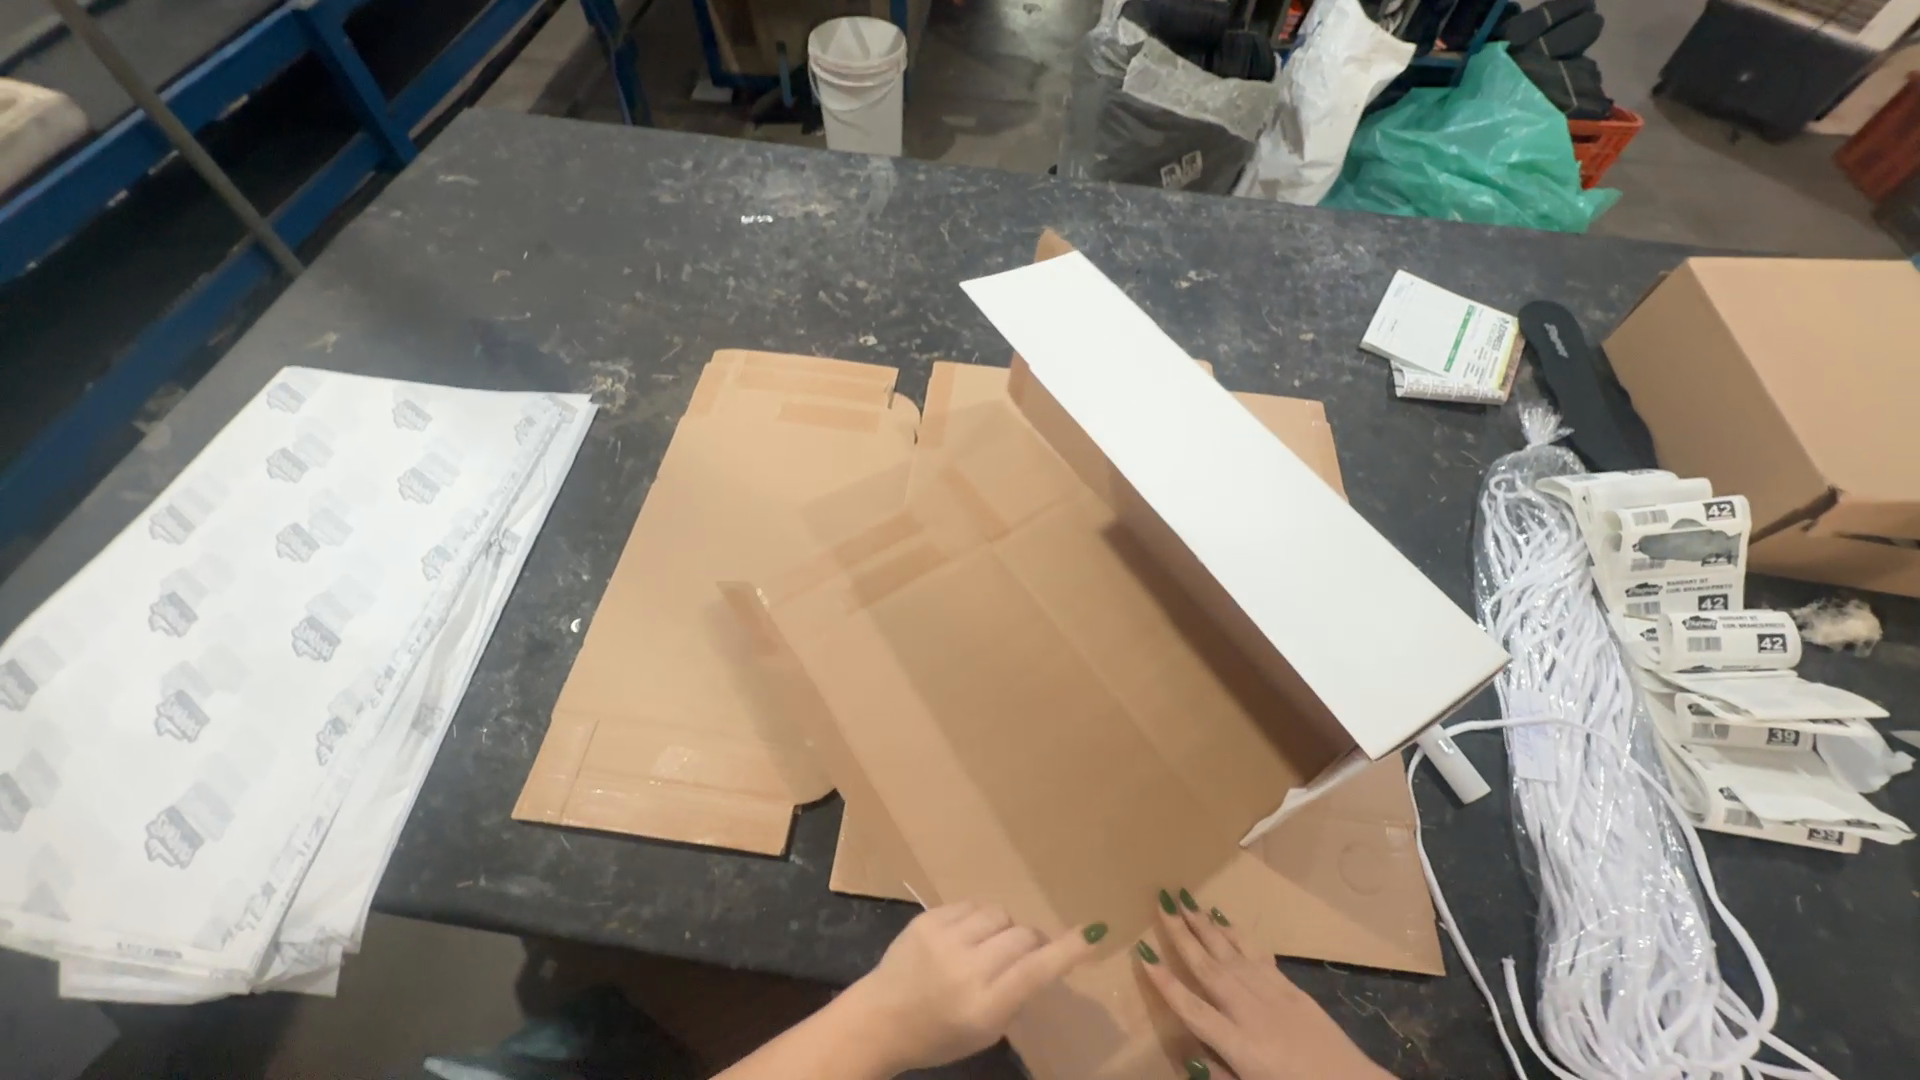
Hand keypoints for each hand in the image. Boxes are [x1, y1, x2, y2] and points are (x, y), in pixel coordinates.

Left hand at [840, 902, 1104, 1073]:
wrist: (880, 1019)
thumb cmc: (938, 1035)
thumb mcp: (985, 1031)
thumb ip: (1015, 995)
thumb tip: (1043, 958)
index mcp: (983, 1006)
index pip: (1034, 971)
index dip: (1065, 952)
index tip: (1088, 935)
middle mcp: (966, 968)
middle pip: (1021, 936)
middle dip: (1032, 941)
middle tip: (1026, 952)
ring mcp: (944, 940)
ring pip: (998, 914)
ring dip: (1003, 928)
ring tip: (989, 945)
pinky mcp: (927, 919)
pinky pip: (971, 905)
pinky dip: (977, 919)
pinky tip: (966, 936)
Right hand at [1137, 889, 1393, 1079]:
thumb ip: (1220, 1070)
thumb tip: (1190, 1051)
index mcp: (1242, 1047)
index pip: (1194, 1010)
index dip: (1166, 984)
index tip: (1144, 955)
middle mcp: (1252, 1014)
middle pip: (1209, 969)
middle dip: (1182, 936)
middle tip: (1161, 904)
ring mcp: (1274, 996)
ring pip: (1231, 954)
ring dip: (1206, 927)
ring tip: (1184, 901)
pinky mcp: (1291, 989)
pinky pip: (1258, 955)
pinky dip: (1238, 935)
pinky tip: (1224, 920)